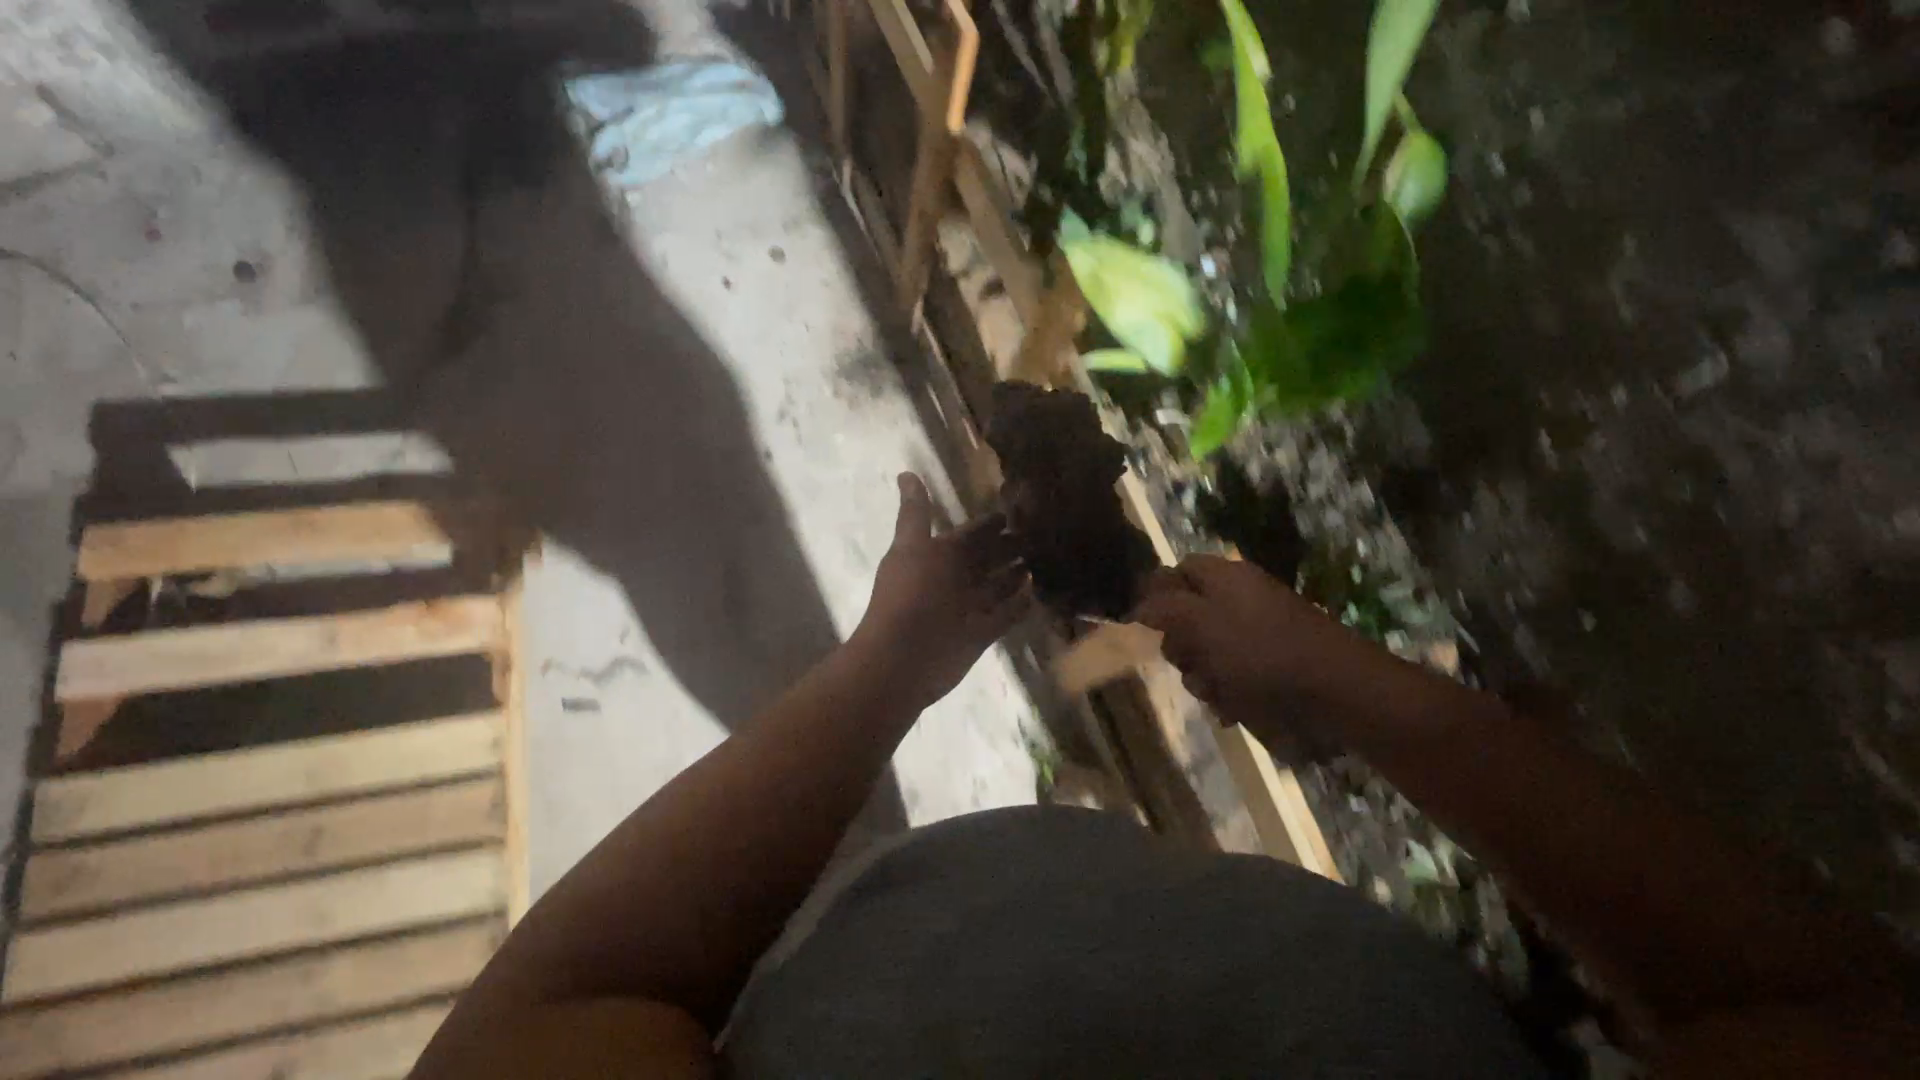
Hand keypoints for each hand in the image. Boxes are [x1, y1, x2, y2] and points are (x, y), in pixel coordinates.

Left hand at [851, 474, 1031, 710]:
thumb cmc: (910, 595)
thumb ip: (917, 513)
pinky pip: (1006, 615)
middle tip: (1045, 532)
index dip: (992, 523)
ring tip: (1048, 558)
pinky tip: (1040, 592)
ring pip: (998, 586)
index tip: (1020, 508)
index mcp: (938, 555)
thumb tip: (905, 472)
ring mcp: (969, 607)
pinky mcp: (982, 633)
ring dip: (1017, 574)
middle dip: (1010, 546)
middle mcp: (954, 579)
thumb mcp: (913, 547)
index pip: (972, 533)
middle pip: (988, 558)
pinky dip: (1020, 605)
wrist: (903, 657)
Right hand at [1131, 554, 1392, 736]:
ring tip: (1218, 695)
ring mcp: (1259, 630)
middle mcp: (1240, 597)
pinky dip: (1230, 691)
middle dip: (1181, 647)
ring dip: (1204, 676)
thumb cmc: (1259, 652)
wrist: (1336, 689)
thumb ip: (1163, 609)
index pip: (1177, 571)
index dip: (1156, 596)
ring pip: (1209, 651)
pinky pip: (1236, 674)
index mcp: (1223, 576)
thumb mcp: (1199, 624)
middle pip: (1188, 616)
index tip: (1146, 628)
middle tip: (1189, 664)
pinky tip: (1234, 710)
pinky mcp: (1274, 662)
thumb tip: (1138, 604)